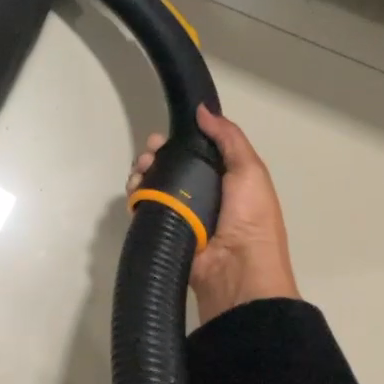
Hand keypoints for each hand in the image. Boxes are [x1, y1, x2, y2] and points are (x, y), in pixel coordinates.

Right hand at [128, 107, 299, 324]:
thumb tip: (203, 111)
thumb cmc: (250, 220)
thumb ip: (229, 139)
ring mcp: (183, 213)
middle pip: (170, 165)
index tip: (163, 138)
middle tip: (148, 157)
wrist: (237, 272)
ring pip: (153, 183)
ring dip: (142, 172)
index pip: (195, 153)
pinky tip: (133, 190)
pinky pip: (144, 205)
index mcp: (226, 182)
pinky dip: (135, 194)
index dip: (178, 141)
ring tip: (138, 174)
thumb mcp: (250, 172)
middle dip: (154, 155)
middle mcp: (203, 196)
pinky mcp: (165, 228)